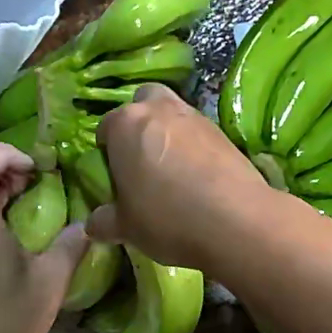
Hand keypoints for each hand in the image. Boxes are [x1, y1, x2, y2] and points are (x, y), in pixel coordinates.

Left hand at [0, 143, 88, 332]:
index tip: (37, 167)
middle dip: (12, 171)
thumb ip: (71, 246)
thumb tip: (89, 224)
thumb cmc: (7, 317)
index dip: (4, 153)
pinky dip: (0, 218)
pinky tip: (26, 242)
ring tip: (44, 212)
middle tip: (48, 185)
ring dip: (7, 196)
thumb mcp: (51, 281)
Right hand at [87, 84, 273, 269]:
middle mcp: (160, 110)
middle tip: (146, 163)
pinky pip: (203, 137)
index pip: (107, 129)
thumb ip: (104, 222)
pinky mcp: (227, 135)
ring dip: (173, 137)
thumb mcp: (126, 228)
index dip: (110, 154)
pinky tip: (203, 180)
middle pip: (145, 104)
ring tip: (177, 175)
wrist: (237, 221)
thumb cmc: (168, 219)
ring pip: (177, 118)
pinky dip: (199, 151)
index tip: (119, 180)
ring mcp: (198, 119)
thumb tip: (94, 225)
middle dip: (142, 126)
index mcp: (125, 124)